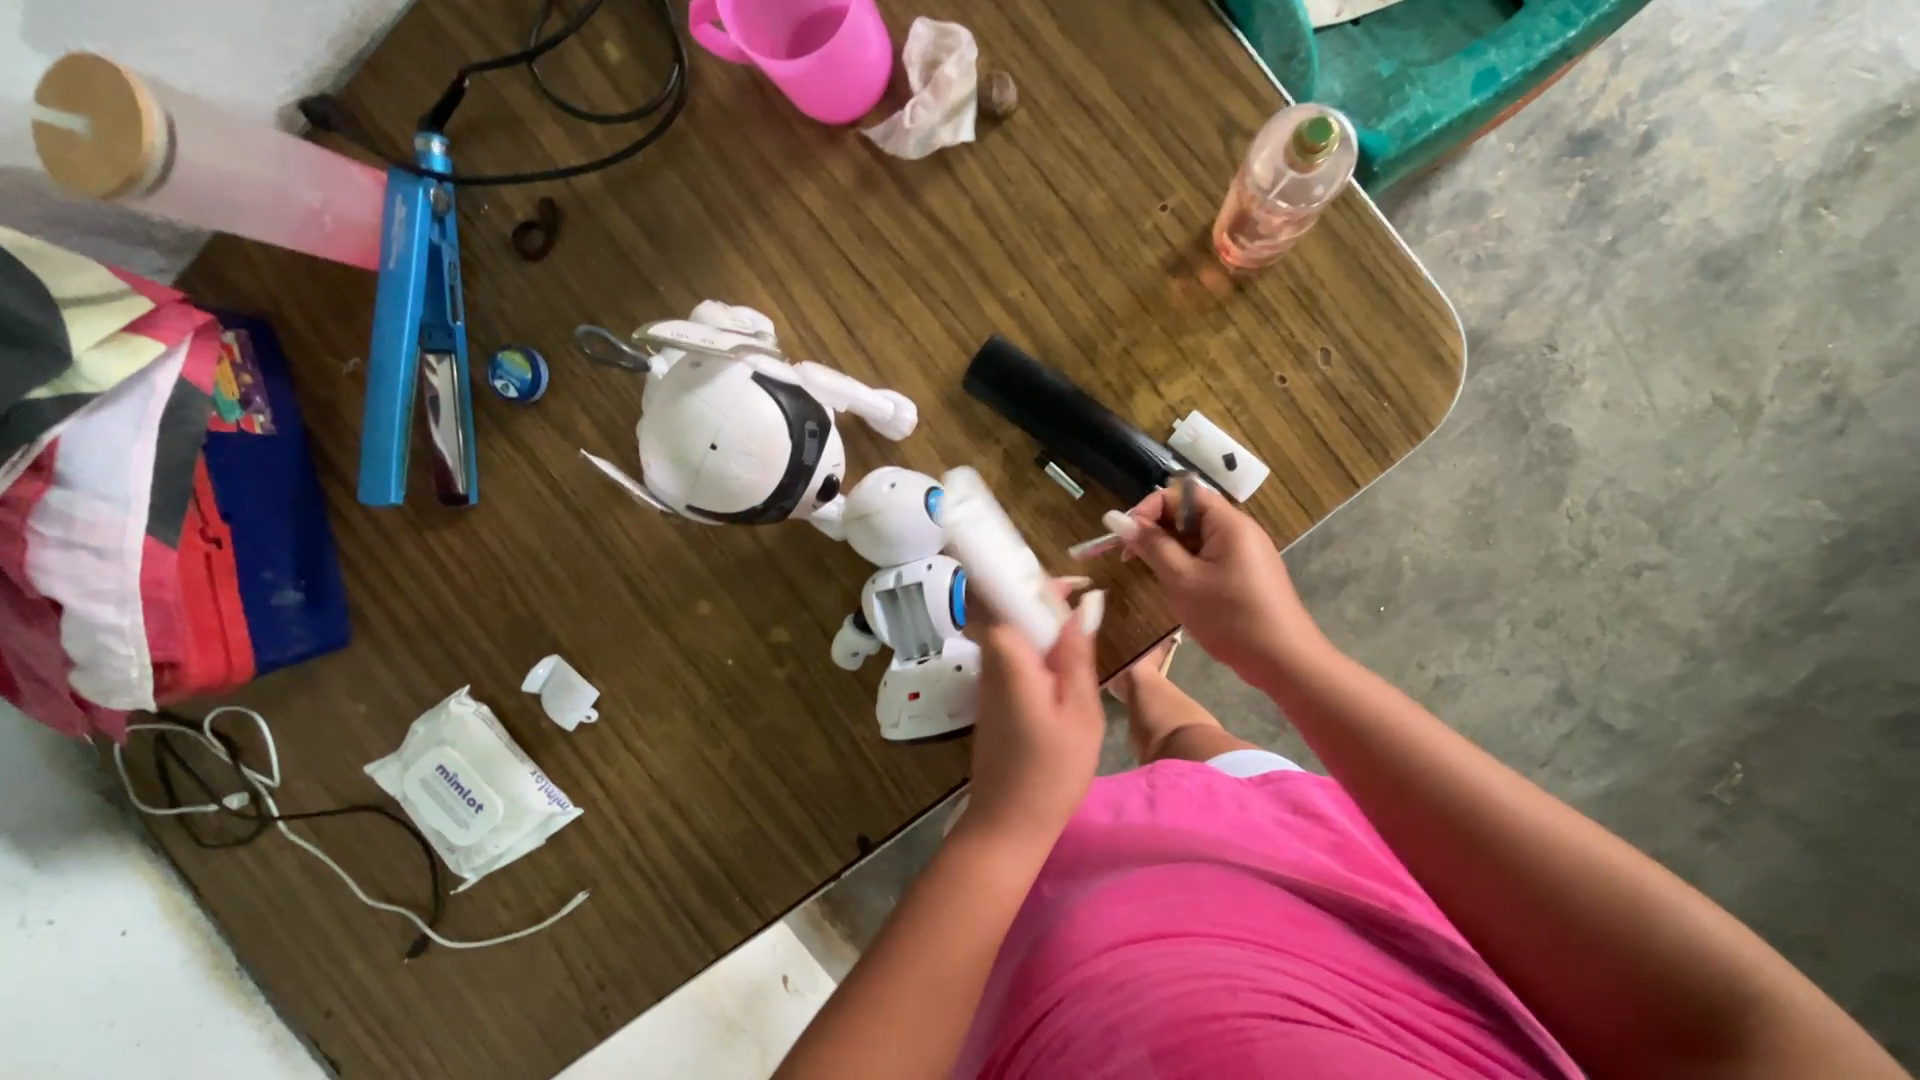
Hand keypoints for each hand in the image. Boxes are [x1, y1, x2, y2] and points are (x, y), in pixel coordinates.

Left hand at [964, 585, 1105, 843]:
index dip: (1030, 579)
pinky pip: (1010, 656)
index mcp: (1009, 658)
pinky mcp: (992, 699)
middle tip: (1079, 601)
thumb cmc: (1051, 770)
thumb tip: (1084, 604)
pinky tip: (1061, 662)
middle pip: (1001, 609)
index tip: (1072, 583)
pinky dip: (1033, 647)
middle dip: (1036, 596)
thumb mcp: (1079, 711)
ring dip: (1036, 621)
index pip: (1000, 595)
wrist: (1008, 824)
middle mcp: (991, 662)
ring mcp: (988, 681)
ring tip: (1077, 627)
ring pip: (1006, 633)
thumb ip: (1077, 654)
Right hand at [1122, 484, 1322, 680]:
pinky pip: (1210, 557)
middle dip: (1158, 530)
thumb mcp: (1182, 580)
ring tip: (1156, 577)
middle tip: (1132, 558)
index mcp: (1228, 523)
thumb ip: (1151, 546)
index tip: (1127, 536)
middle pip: (1190, 513)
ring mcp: (1246, 553)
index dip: (1150, 508)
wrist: (1283, 660)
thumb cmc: (1229, 617)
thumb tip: (1117, 518)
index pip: (1182, 493)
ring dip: (1171, 551)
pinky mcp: (1247, 574)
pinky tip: (1180, 590)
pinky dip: (1188, 566)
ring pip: (1198, 538)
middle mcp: (1240, 530)